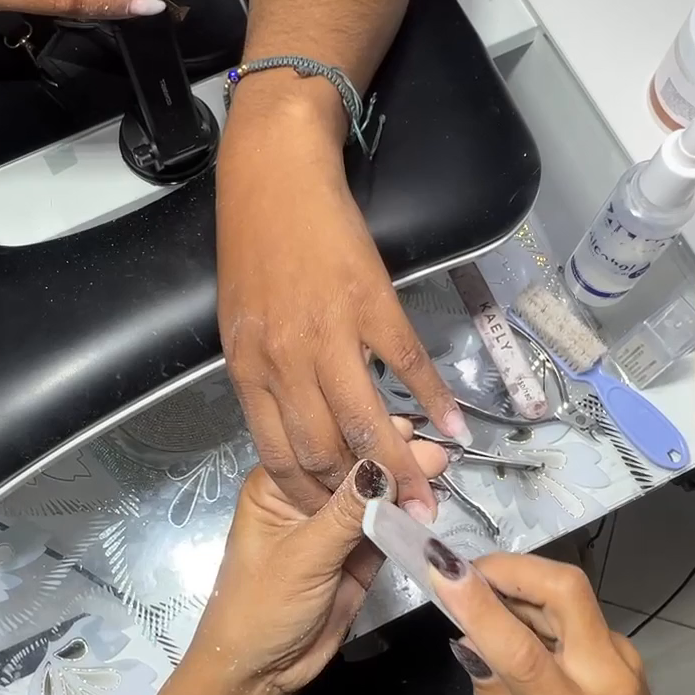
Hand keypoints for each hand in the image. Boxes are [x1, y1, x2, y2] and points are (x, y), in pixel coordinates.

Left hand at [189, 419, 447, 694]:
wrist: (261, 672)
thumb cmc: (261, 608)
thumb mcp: (303, 557)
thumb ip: (346, 513)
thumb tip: (383, 464)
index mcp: (278, 483)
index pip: (324, 446)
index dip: (364, 435)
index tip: (406, 429)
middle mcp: (306, 496)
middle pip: (355, 469)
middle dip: (393, 459)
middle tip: (434, 455)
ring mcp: (334, 525)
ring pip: (375, 497)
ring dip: (406, 485)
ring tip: (440, 470)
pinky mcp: (357, 553)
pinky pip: (387, 528)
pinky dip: (408, 518)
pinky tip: (431, 503)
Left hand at [216, 82, 465, 519]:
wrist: (274, 174)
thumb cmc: (253, 249)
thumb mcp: (240, 326)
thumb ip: (265, 380)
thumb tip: (298, 427)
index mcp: (249, 371)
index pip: (279, 457)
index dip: (310, 498)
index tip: (335, 520)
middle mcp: (286, 362)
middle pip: (324, 453)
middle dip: (358, 497)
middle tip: (389, 518)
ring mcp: (331, 334)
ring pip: (368, 423)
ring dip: (401, 468)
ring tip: (427, 497)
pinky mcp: (372, 303)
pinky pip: (407, 365)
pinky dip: (434, 399)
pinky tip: (454, 425)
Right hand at [428, 552, 693, 694]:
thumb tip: (469, 641)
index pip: (521, 650)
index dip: (479, 605)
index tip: (442, 570)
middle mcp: (605, 678)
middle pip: (565, 590)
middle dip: (510, 567)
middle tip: (465, 572)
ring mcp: (621, 656)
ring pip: (568, 592)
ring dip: (517, 583)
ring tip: (478, 595)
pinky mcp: (622, 648)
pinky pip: (573, 609)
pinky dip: (535, 601)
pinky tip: (512, 618)